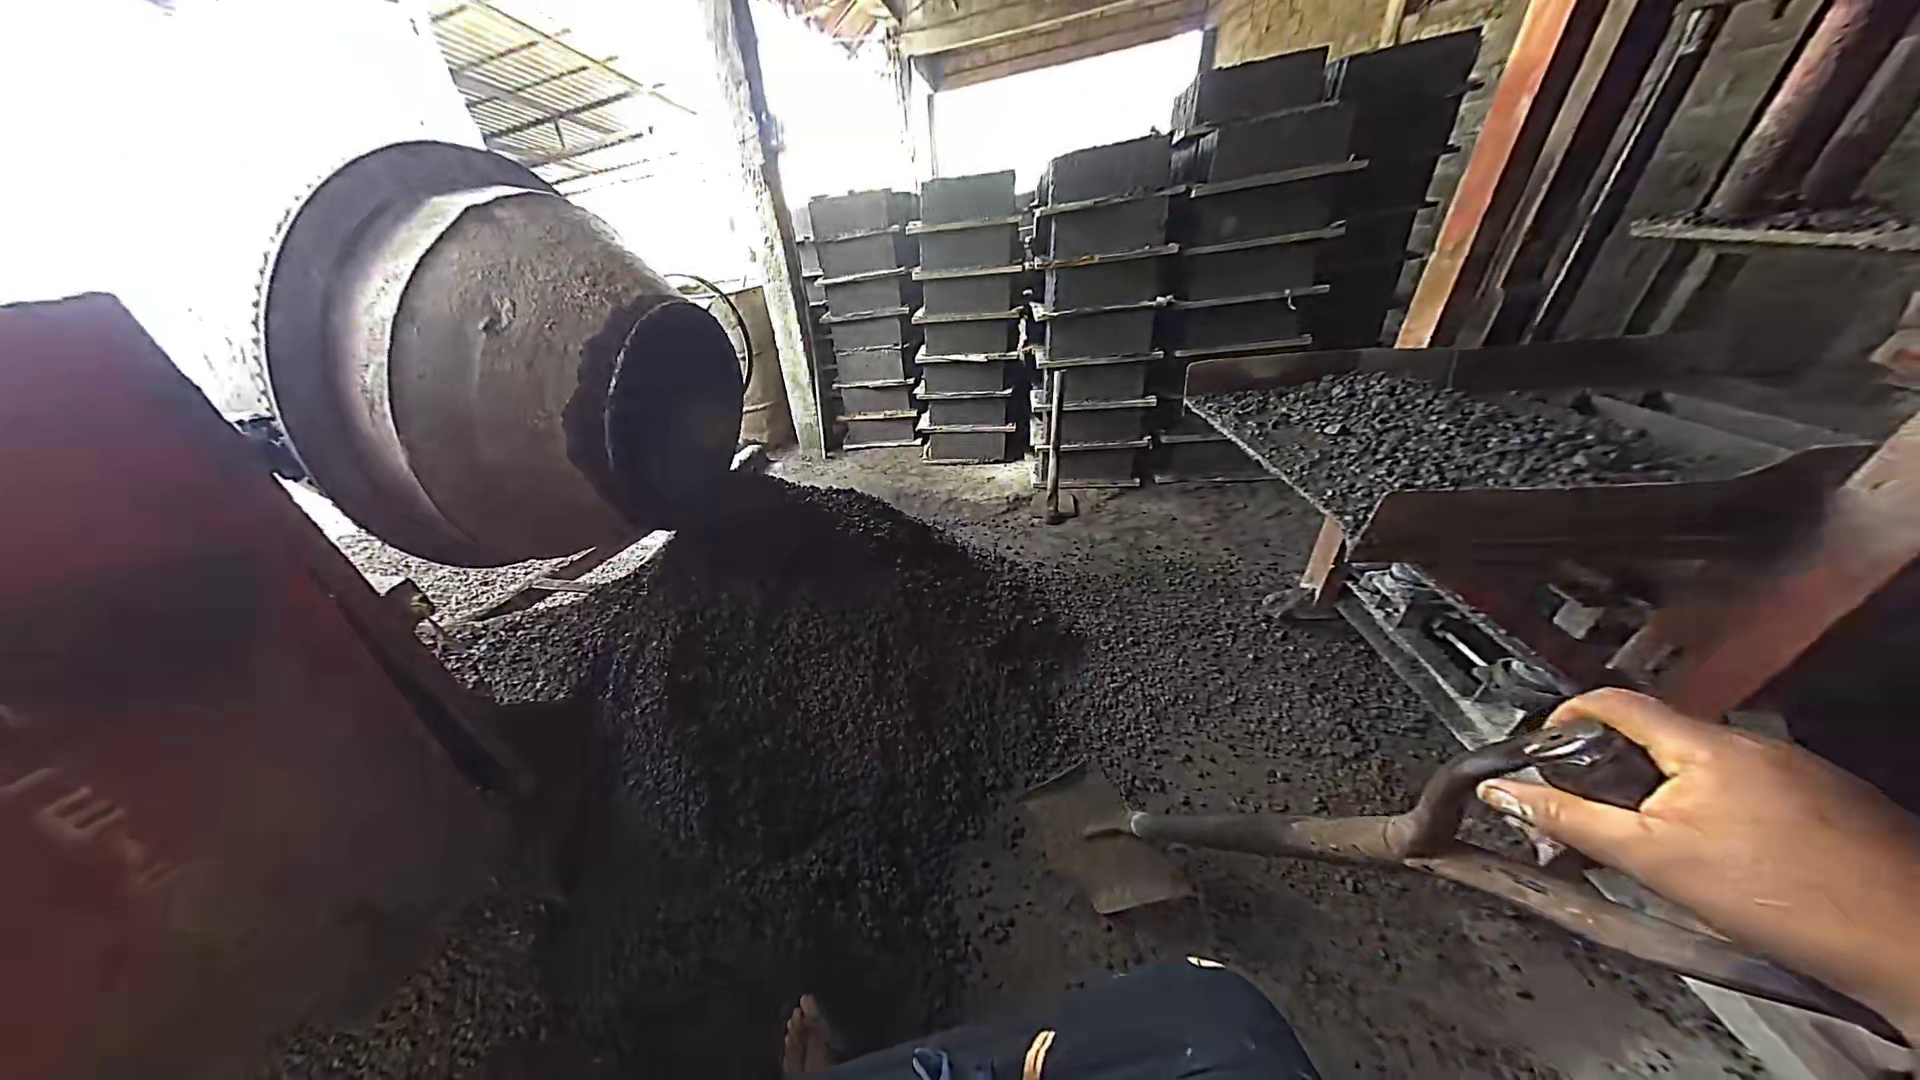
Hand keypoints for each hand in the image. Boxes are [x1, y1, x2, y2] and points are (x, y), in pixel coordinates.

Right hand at [1476, 688, 1919, 1039]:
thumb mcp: (1650, 860)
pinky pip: (1752, 786)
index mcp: (1708, 748)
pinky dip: (1719, 808)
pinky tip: (1726, 856)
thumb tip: (1501, 792)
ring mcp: (1805, 774)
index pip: (1612, 701)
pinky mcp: (1838, 804)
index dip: (1566, 716)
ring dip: (1667, 790)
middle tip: (1601, 810)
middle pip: (1655, 734)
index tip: (1549, 745)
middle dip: (1615, 767)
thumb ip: (1566, 818)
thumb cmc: (1798, 906)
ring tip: (1664, 843)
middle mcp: (1758, 748)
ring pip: (1703, 763)